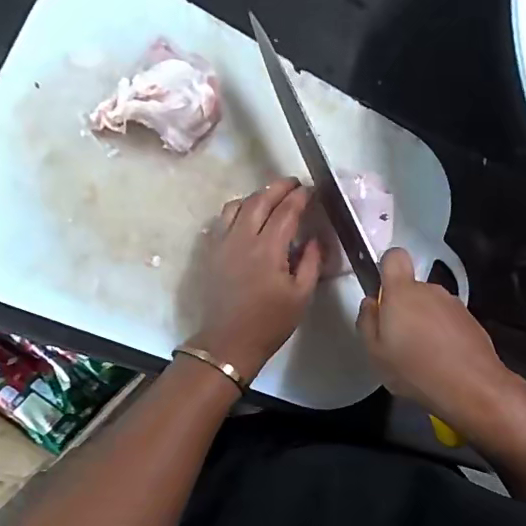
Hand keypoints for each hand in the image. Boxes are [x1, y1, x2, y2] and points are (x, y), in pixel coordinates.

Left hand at [189, 178, 321, 381]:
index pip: (286, 211)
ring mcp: (223, 243)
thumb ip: (310, 263)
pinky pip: (224, 220)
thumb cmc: (270, 322)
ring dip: (257, 196)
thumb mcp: (301, 296)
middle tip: (293, 184)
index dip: (300, 197)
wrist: (229, 341)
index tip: (311, 190)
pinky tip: (247, 217)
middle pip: (260, 200)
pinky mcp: (212, 252)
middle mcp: (243, 238)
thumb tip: (313, 240)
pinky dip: (238, 210)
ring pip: (238, 205)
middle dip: (278, 188)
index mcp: (268, 249)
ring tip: (270, 198)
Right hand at [356, 248, 525, 446]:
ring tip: (422, 357)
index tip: (383, 295)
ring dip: (425, 324)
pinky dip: (443, 336)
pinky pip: (448, 322)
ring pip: (431, 307)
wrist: (472, 386)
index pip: (394, 257)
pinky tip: (442, 361)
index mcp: (403, 291)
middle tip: (398, 341)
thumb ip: (368, 322)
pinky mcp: (472, 321)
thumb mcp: (376, 353)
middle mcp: (431, 290)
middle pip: (412, 289)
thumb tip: (371, 303)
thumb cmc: (415, 369)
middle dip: (404, 308)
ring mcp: (455, 304)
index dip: (386, 269)